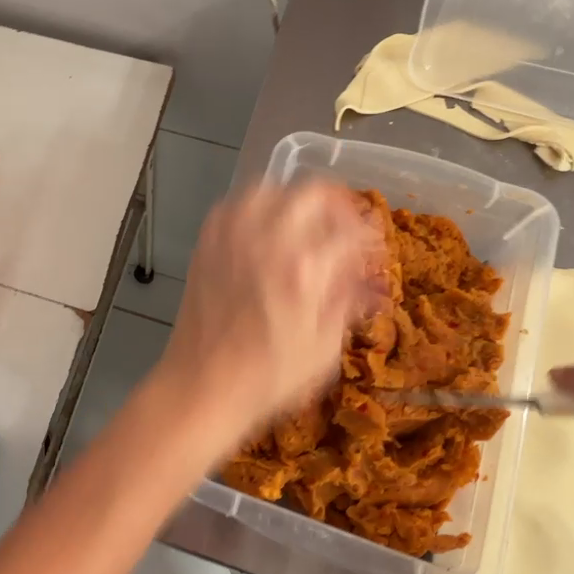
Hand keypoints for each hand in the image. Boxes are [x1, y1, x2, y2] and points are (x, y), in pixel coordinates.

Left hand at [153, 183, 372, 453]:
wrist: (200, 385)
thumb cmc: (267, 378)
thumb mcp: (324, 349)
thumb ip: (346, 304)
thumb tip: (369, 281)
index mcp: (305, 267)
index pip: (352, 230)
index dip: (370, 239)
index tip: (372, 253)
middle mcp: (268, 239)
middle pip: (312, 192)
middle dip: (337, 207)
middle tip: (344, 229)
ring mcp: (232, 236)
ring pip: (271, 188)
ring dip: (294, 201)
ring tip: (305, 225)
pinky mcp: (207, 242)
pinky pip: (236, 205)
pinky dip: (257, 208)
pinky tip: (265, 233)